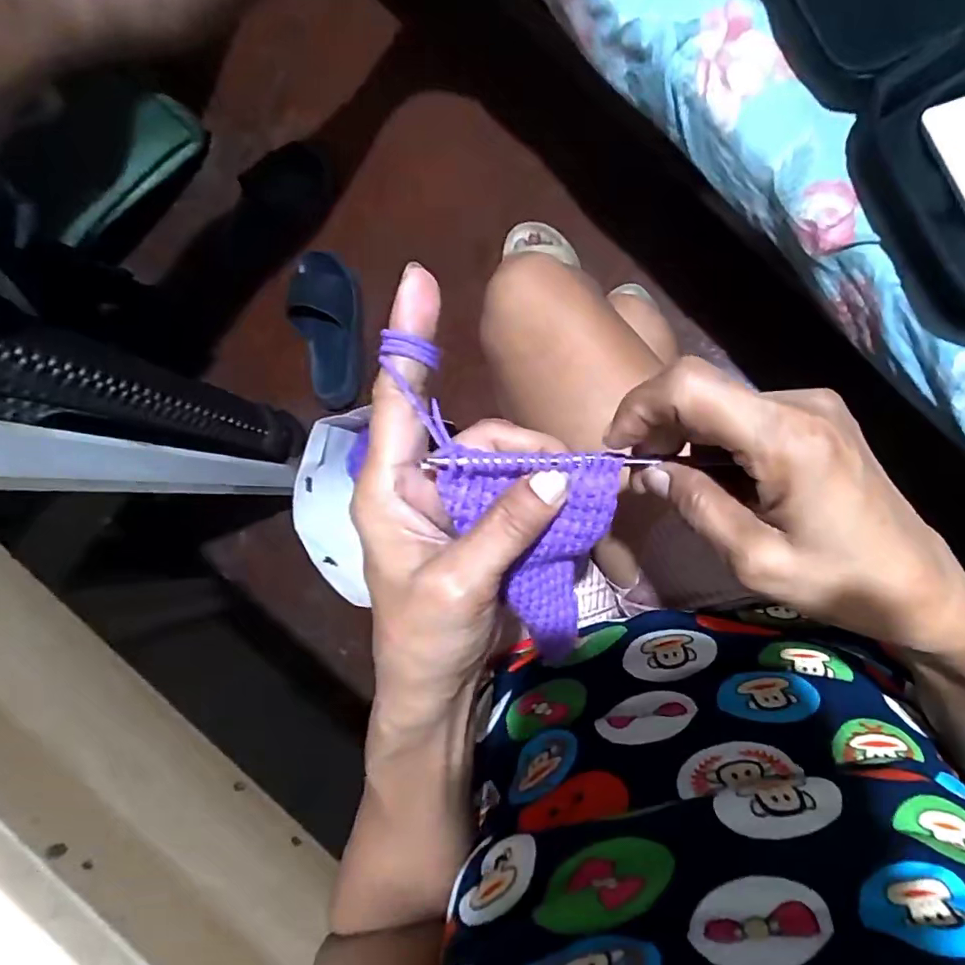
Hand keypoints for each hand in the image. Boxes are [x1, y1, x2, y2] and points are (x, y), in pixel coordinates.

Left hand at [352, 264, 571, 742]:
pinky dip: (545, 495)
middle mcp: (422, 484)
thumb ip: (505, 526)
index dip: (408, 338)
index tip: (418, 277)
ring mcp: (457, 504)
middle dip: (521, 446)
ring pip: (506, 462)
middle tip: (567, 478)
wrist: (439, 687)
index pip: (398, 400)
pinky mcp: (485, 524)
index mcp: (390, 487)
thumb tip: (556, 476)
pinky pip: (520, 492)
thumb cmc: (425, 638)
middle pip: (478, 434)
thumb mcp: (460, 582)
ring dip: (541, 475)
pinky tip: (569, 508)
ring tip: (574, 502)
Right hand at [603, 357, 964, 656]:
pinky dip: (717, 440)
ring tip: (679, 484)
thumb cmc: (841, 583)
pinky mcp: (821, 417)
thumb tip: (650, 473)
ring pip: (723, 401)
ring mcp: (815, 405)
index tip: (618, 451)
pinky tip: (719, 479)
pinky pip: (749, 414)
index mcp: (786, 436)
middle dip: (658, 425)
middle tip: (642, 475)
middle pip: (703, 387)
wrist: (919, 585)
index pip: (689, 385)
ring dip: (687, 435)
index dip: (639, 408)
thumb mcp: (756, 561)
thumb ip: (698, 508)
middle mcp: (801, 403)